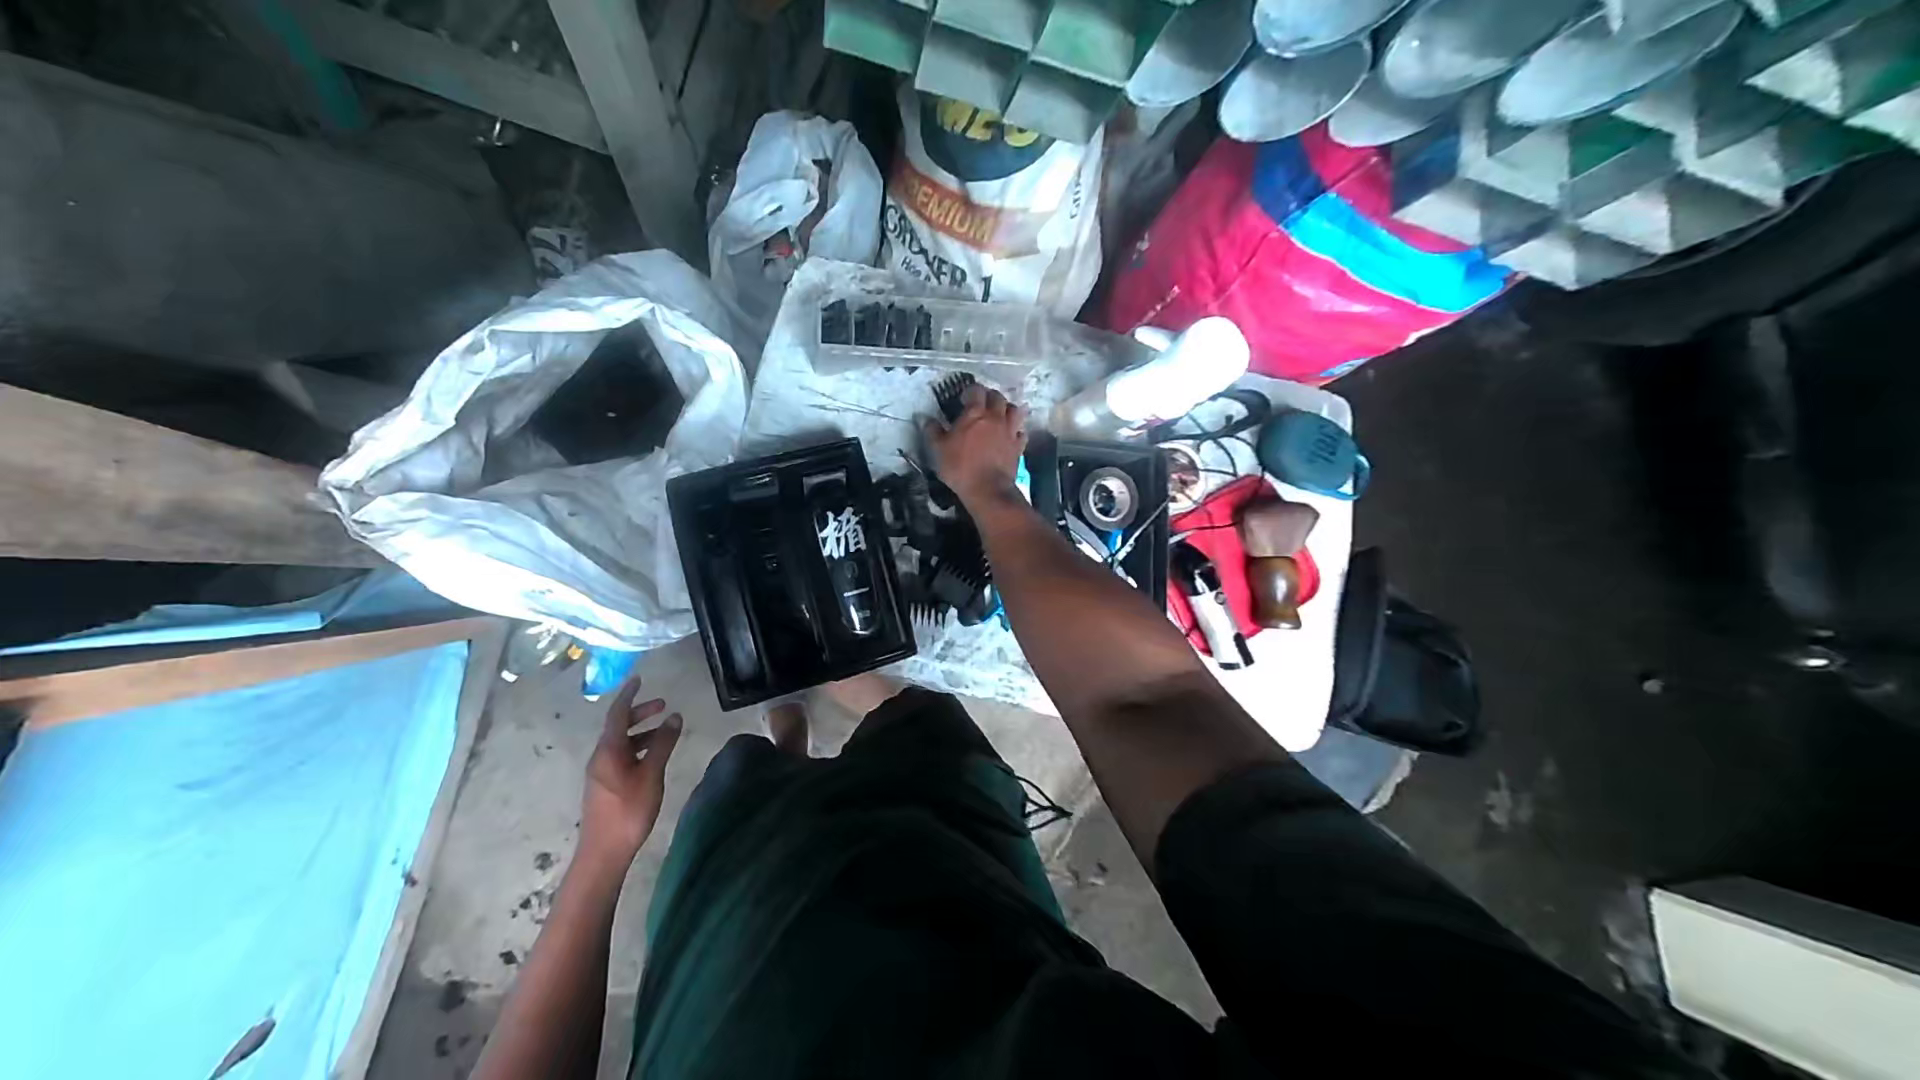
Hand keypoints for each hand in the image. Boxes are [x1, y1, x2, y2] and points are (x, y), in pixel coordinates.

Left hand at [580, 676, 681, 863]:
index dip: (629, 695)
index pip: (617, 714)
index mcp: (608, 750)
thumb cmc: (629, 810)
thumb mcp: (651, 774)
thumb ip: (663, 744)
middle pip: (617, 727)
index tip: (640, 679)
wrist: (604, 852)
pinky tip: (653, 757)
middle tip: (662, 705)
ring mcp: (600, 773)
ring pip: (620, 743)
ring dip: (640, 732)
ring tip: (664, 731)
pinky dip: (637, 747)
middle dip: (638, 713)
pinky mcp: (605, 786)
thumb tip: (674, 716)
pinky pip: (621, 756)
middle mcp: (600, 757)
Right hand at [926, 383, 1027, 508]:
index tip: (963, 399)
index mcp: (975, 413)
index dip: (970, 391)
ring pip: (1014, 410)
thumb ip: (932, 431)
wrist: (987, 489)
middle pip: (997, 397)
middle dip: (989, 396)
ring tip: (999, 415)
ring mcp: (1010, 431)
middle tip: (981, 404)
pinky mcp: (1018, 446)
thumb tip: (925, 418)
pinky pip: (1021, 432)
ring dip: (1007, 409)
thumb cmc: (960, 467)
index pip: (976, 391)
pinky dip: (1016, 430)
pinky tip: (1010, 435)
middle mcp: (995, 417)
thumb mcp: (938, 449)